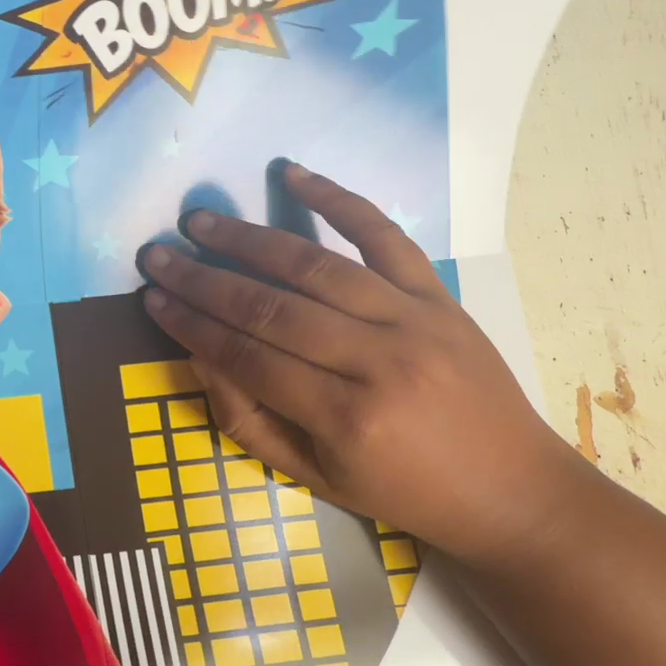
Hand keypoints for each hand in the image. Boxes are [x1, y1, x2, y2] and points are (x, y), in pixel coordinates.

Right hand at [138, 163, 597, 567]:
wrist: (514, 489)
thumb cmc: (402, 490)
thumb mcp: (312, 477)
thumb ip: (245, 418)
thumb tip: (197, 354)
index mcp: (346, 418)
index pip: (247, 356)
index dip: (191, 326)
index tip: (151, 298)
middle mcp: (379, 362)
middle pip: (271, 307)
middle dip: (203, 279)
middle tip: (156, 255)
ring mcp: (414, 321)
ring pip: (314, 267)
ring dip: (247, 239)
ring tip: (198, 221)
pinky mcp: (438, 296)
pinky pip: (384, 237)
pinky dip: (338, 200)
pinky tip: (292, 175)